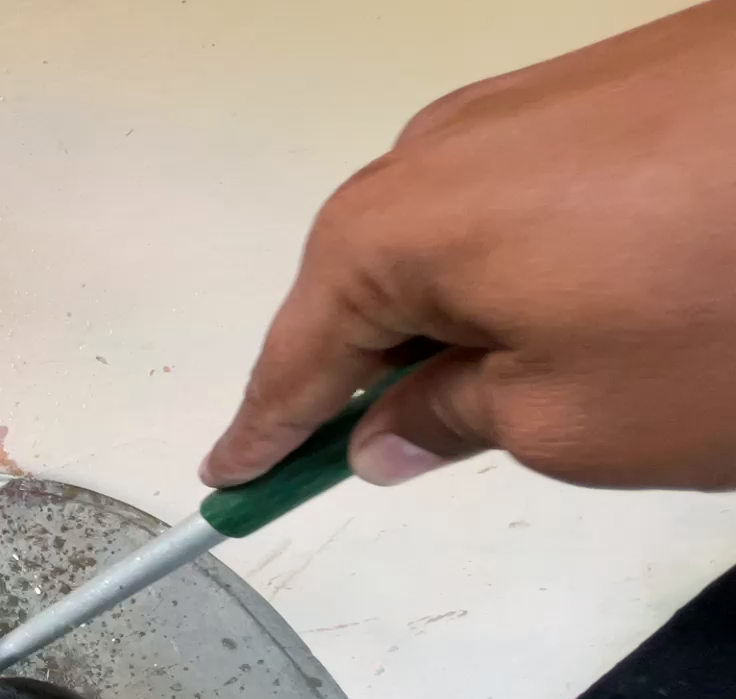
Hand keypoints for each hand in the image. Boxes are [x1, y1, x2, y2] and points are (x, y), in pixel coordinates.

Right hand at [201, 0, 735, 491]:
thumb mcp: (573, 421)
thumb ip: (446, 425)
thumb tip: (385, 435)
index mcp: (382, 236)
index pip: (291, 367)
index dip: (259, 438)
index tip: (225, 480)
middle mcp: (424, 156)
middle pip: (353, 295)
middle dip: (356, 374)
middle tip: (365, 444)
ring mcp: (519, 105)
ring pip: (432, 246)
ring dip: (441, 320)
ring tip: (504, 370)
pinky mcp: (614, 78)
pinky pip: (510, 200)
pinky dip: (511, 268)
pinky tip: (577, 296)